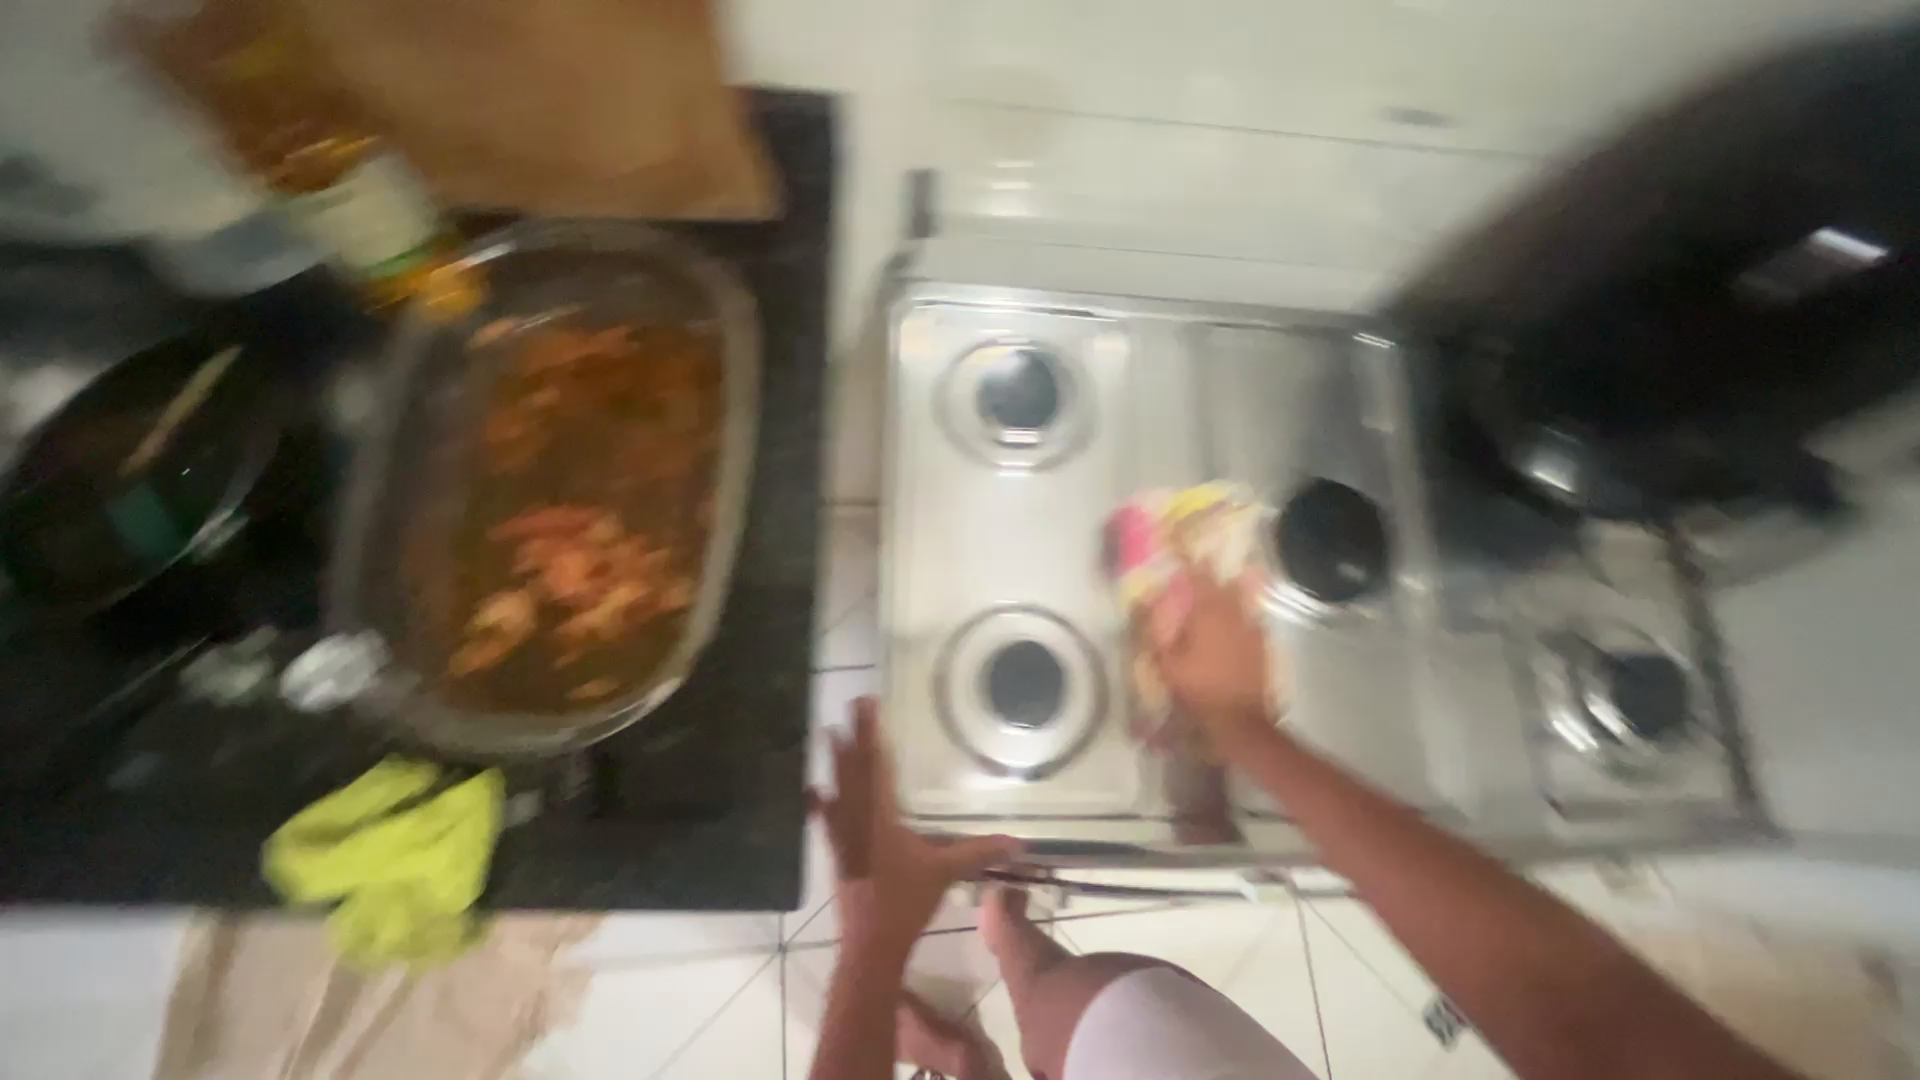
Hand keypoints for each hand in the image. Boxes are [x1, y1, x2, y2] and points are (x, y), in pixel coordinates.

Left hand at [811, 697, 1021, 963]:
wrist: (871, 943)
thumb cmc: (907, 902)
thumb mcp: (946, 872)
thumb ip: (979, 851)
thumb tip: (1020, 841)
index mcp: (883, 816)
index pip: (876, 765)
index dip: (871, 733)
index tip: (869, 705)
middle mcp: (858, 818)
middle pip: (853, 769)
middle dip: (853, 736)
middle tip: (851, 704)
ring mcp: (843, 835)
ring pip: (837, 789)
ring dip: (833, 761)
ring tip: (827, 732)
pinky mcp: (836, 853)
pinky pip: (825, 820)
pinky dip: (819, 804)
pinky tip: (810, 791)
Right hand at [1141, 565, 1283, 746]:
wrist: (1241, 721)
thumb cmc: (1199, 690)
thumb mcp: (1165, 663)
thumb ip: (1152, 630)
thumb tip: (1141, 601)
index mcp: (1209, 613)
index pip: (1198, 575)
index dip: (1188, 556)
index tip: (1178, 540)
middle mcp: (1235, 614)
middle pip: (1225, 581)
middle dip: (1211, 571)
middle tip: (1199, 565)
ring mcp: (1254, 629)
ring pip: (1242, 598)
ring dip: (1230, 589)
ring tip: (1218, 587)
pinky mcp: (1264, 646)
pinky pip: (1252, 619)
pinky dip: (1241, 613)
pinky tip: (1234, 622)